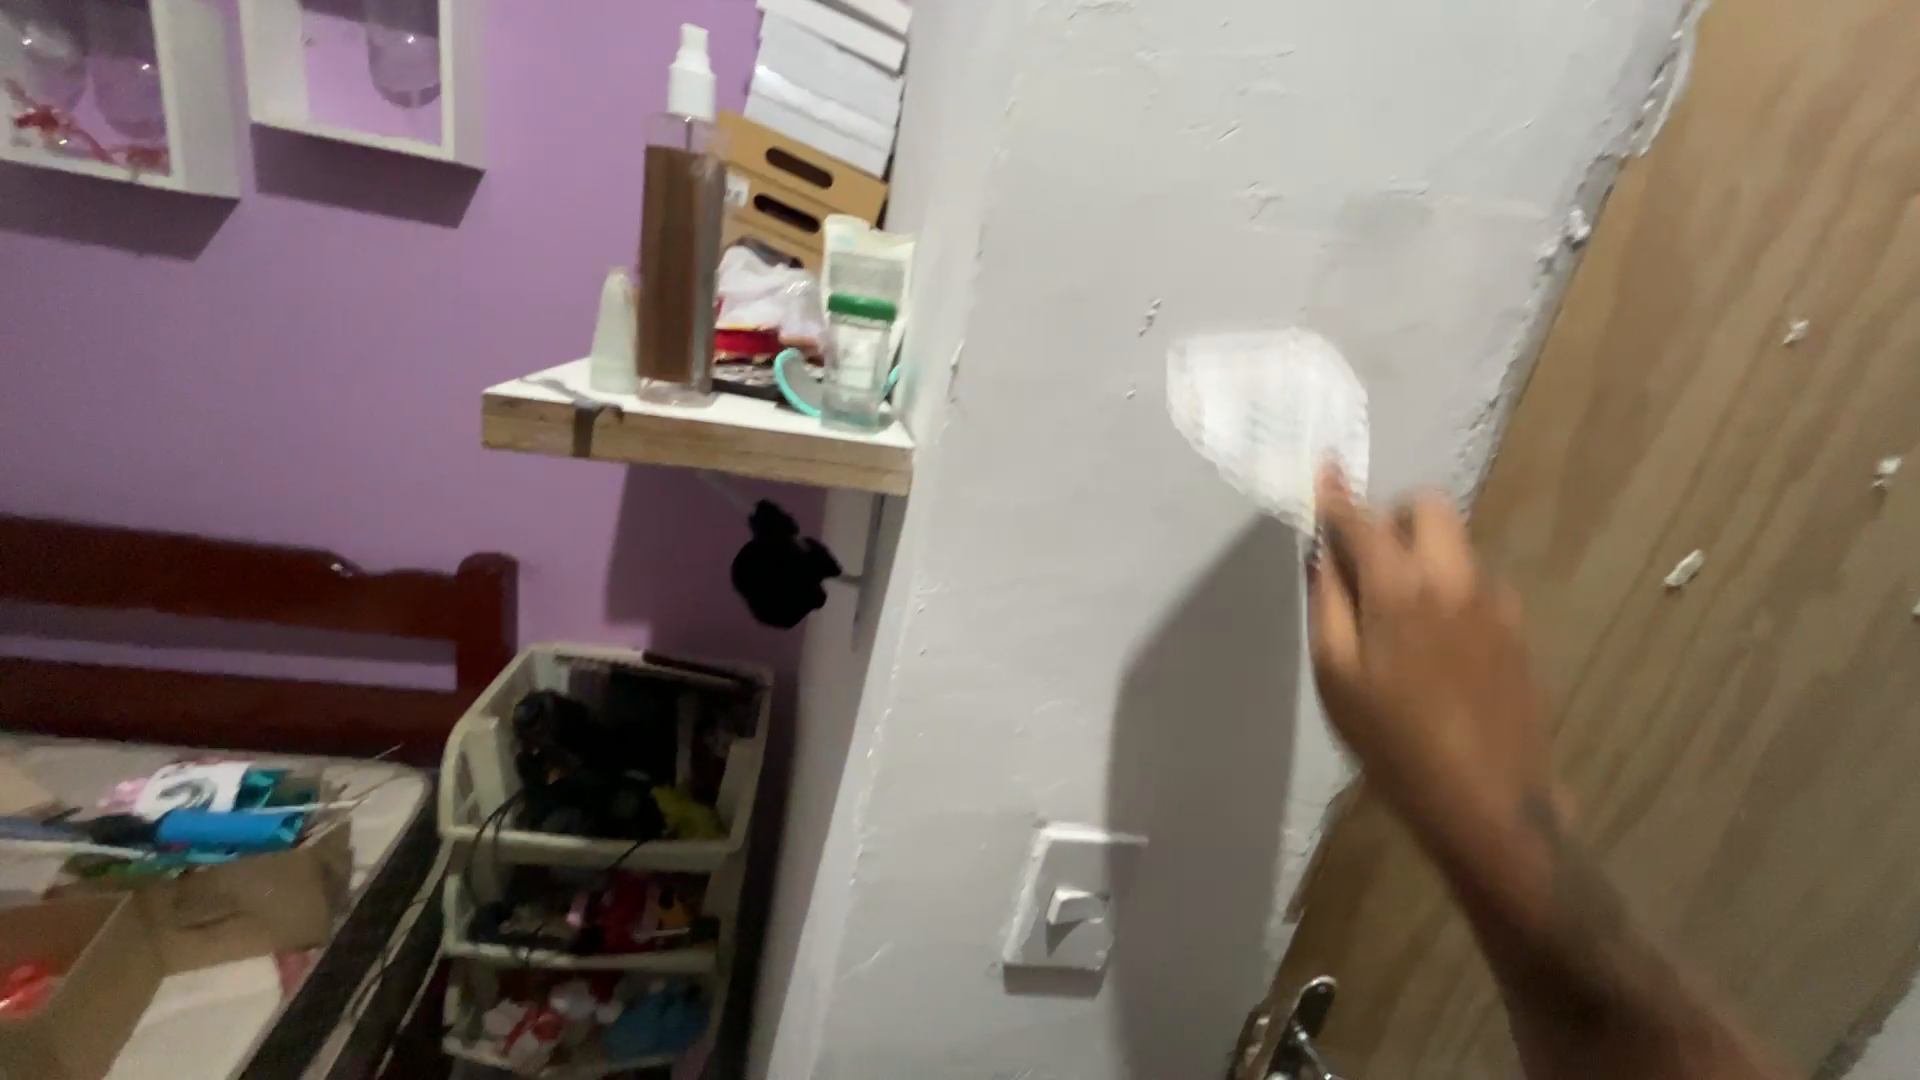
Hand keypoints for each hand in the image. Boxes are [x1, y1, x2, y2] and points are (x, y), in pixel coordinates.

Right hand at [1309, 467, 1562, 855]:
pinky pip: (1476, 579)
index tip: (1324, 468)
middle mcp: (1456, 580)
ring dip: (1421, 551)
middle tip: (1364, 558)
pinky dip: (1448, 584)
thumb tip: (1324, 555)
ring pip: (1456, 543)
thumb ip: (1327, 603)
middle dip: (1392, 516)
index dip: (1337, 494)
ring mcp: (1496, 603)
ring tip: (1396, 607)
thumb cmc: (1390, 740)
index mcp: (1401, 590)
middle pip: (1430, 508)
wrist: (1486, 802)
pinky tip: (1434, 639)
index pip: (1363, 521)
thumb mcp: (1335, 675)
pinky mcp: (1517, 629)